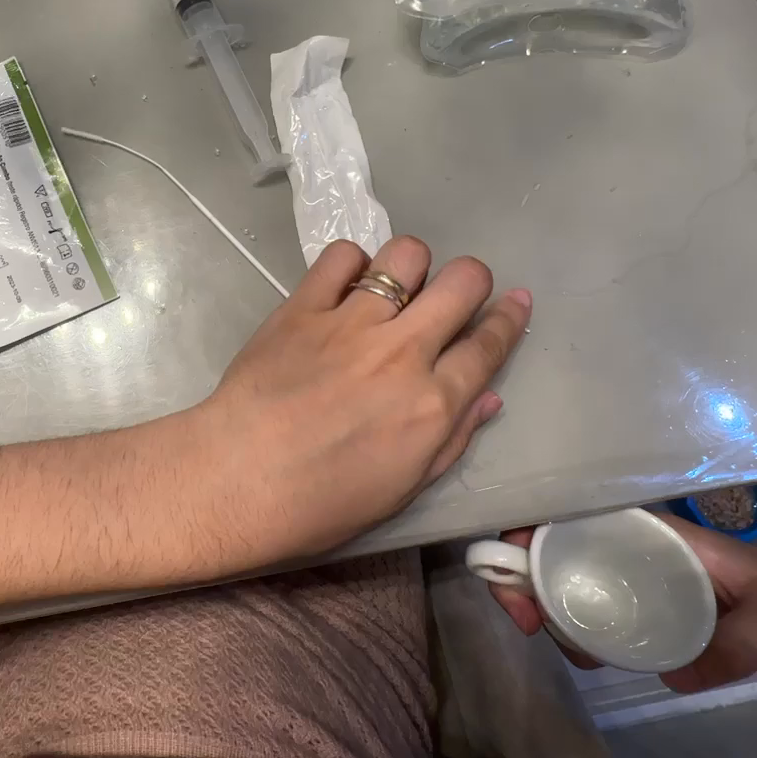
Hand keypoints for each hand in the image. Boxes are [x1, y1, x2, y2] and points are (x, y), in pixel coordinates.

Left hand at [171, 236, 531, 571]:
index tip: (516, 301)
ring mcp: (351, 323)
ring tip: (394, 285)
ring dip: (411, 264)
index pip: (489, 344)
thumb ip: (452, 437)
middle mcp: (402, 352)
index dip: (510, 318)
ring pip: (405, 256)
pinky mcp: (303, 306)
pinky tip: (345, 282)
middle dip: (471, 279)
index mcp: (434, 403)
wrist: (240, 477)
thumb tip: (488, 397)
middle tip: (454, 292)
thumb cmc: (324, 501)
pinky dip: (351, 261)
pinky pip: (340, 256)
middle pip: (462, 283)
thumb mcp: (404, 487)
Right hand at [490, 514, 756, 691]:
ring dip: (545, 609)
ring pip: (565, 584)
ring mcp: (633, 580)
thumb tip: (671, 673)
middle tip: (525, 621)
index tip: (514, 569)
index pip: (573, 515)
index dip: (529, 532)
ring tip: (561, 644)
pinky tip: (588, 655)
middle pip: (553, 549)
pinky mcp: (642, 612)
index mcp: (652, 531)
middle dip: (522, 578)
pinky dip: (573, 633)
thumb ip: (734, 644)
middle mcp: (630, 548)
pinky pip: (592, 616)